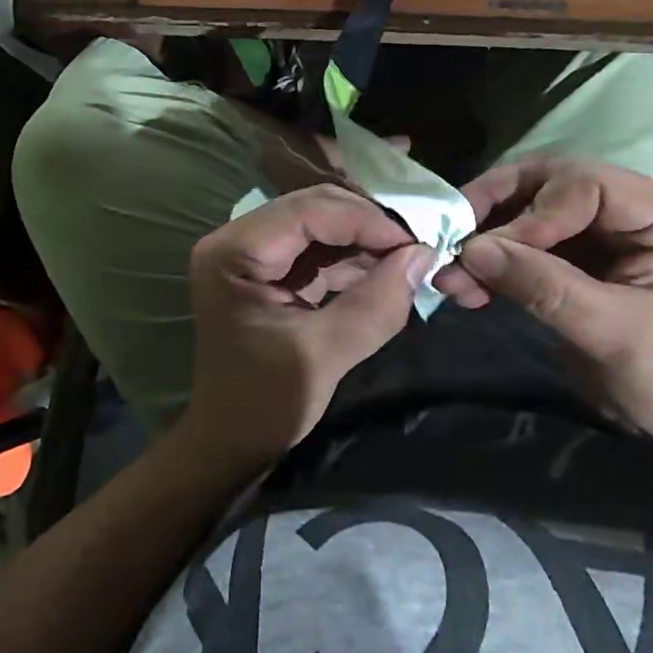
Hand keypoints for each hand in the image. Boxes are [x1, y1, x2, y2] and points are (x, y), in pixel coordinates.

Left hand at [185, 185, 433, 466]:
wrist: (229, 442)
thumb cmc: (262, 404)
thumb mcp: (323, 356)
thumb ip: (375, 305)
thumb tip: (423, 256)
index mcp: (233, 252)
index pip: (307, 211)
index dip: (365, 220)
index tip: (415, 244)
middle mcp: (237, 240)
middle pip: (312, 209)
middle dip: (366, 225)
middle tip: (414, 249)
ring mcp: (251, 254)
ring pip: (318, 225)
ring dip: (362, 240)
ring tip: (406, 260)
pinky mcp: (268, 271)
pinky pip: (316, 249)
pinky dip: (351, 258)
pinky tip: (383, 272)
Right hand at [434, 158, 652, 499]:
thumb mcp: (615, 334)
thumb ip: (544, 286)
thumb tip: (470, 249)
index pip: (588, 184)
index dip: (534, 211)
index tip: (488, 248)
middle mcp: (636, 213)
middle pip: (552, 187)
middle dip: (498, 210)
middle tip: (451, 232)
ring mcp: (606, 239)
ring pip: (531, 216)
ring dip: (489, 241)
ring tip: (450, 273)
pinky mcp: (581, 266)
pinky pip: (527, 250)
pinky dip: (495, 265)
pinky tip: (466, 286)